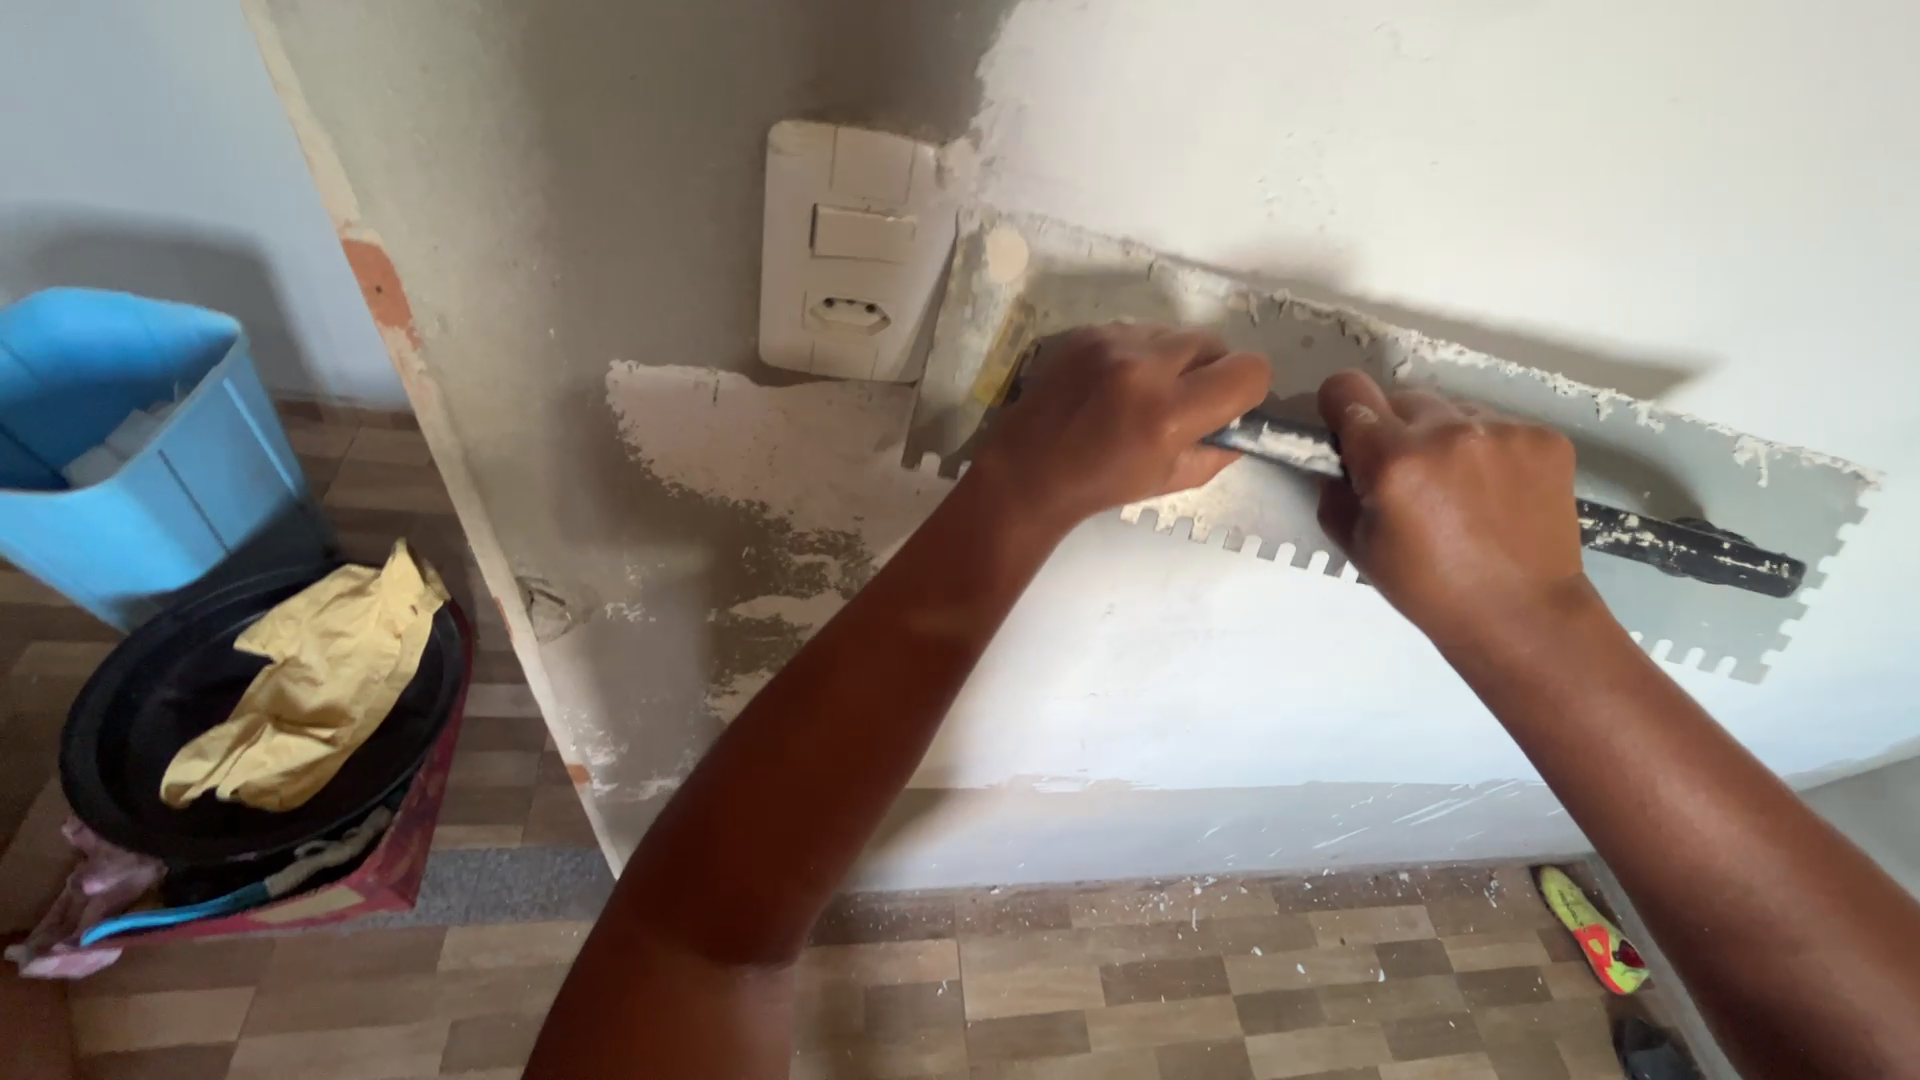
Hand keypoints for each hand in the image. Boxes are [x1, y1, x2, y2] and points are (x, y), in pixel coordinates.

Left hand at [972, 324, 1272, 529]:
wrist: (1027, 471)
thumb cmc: (1101, 485)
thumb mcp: (1172, 480)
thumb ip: (1219, 450)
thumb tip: (1243, 422)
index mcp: (1169, 414)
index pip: (1249, 370)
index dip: (1246, 390)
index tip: (1229, 405)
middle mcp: (1143, 368)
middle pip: (1213, 342)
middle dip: (1209, 371)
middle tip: (1184, 400)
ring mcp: (1110, 344)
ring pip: (1173, 333)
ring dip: (1172, 359)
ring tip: (1143, 393)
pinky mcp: (1085, 334)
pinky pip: (1135, 331)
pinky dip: (1136, 354)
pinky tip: (1114, 384)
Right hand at [1317, 370, 1591, 646]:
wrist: (1520, 613)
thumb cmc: (1426, 588)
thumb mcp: (1356, 544)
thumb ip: (1336, 489)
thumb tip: (1341, 457)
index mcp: (1391, 461)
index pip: (1346, 390)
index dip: (1338, 407)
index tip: (1346, 431)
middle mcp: (1447, 432)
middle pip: (1399, 398)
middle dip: (1392, 429)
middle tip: (1403, 475)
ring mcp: (1502, 432)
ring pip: (1450, 410)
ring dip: (1440, 436)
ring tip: (1454, 487)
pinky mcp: (1543, 438)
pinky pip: (1494, 425)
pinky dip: (1484, 449)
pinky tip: (1491, 491)